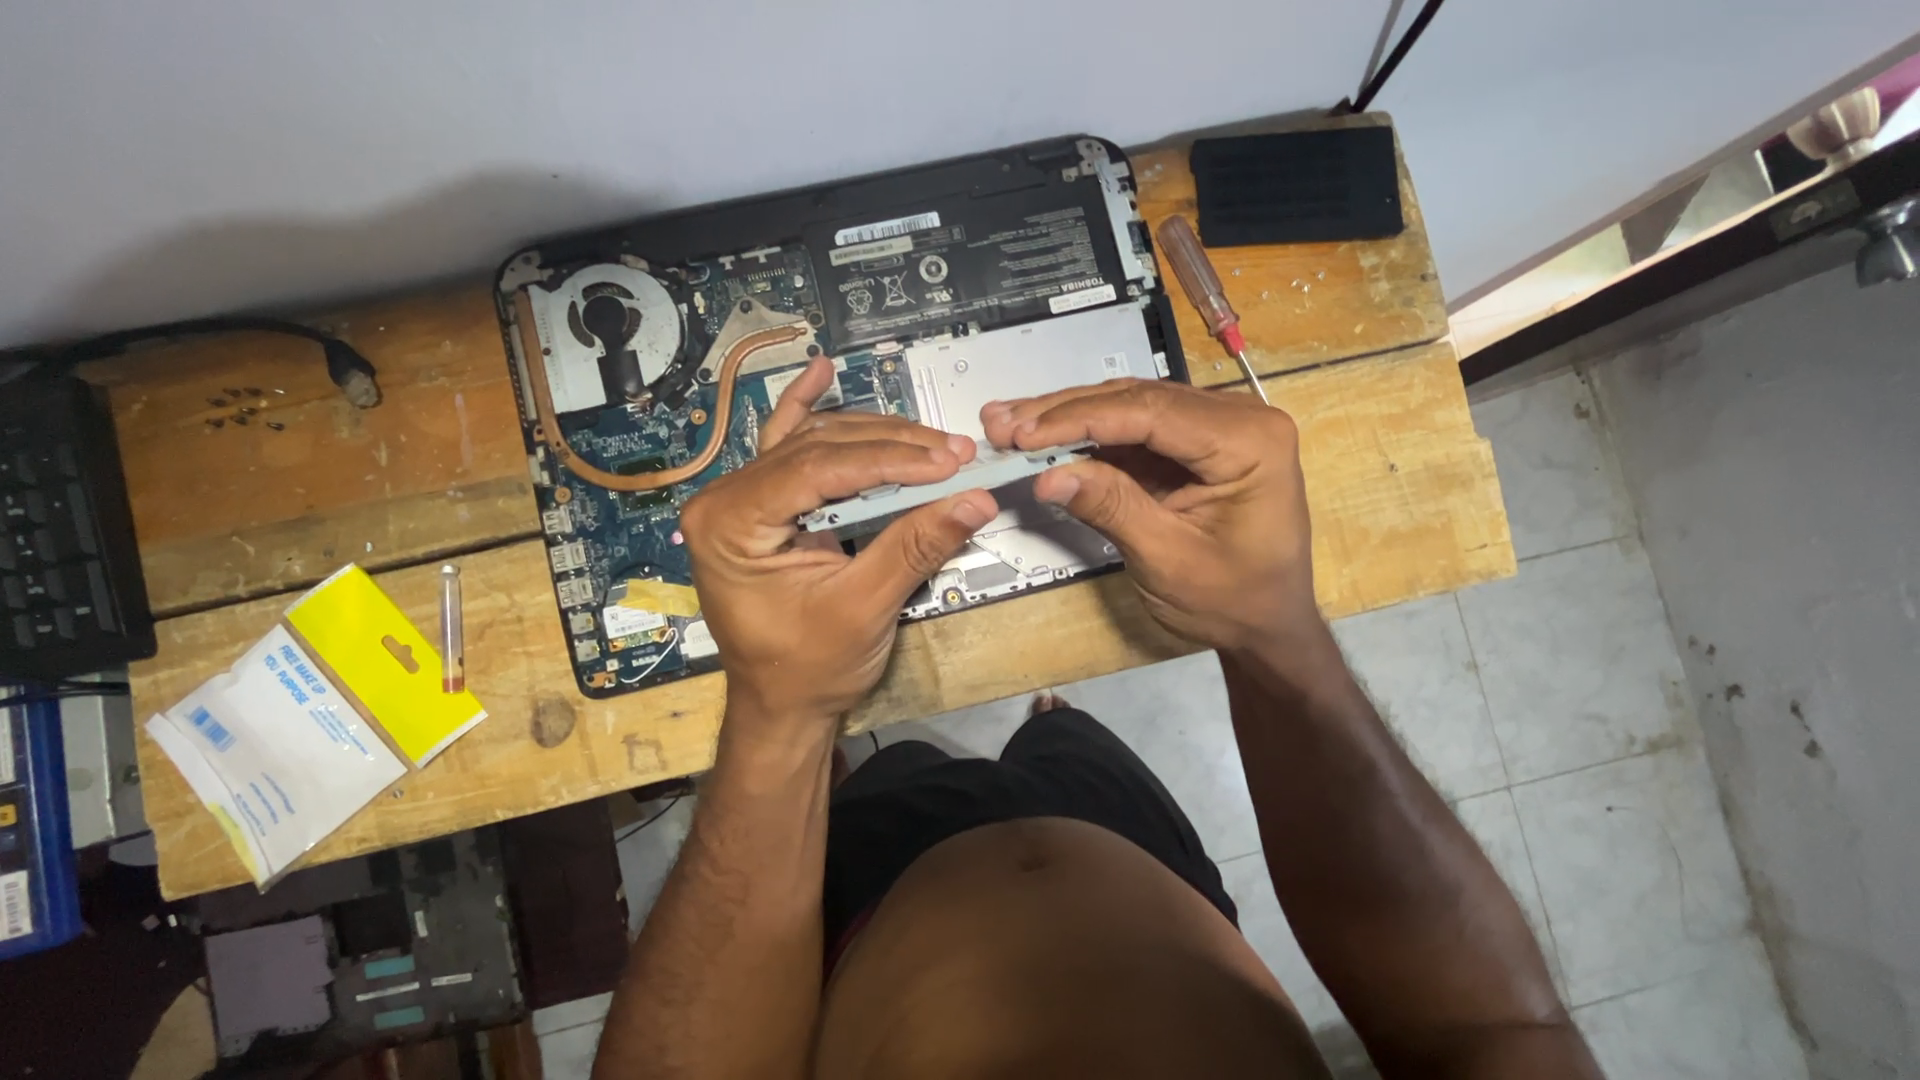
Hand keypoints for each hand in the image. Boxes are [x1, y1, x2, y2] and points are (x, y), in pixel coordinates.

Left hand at [681, 357, 997, 739]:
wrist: (781, 704)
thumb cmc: (810, 668)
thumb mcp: (863, 609)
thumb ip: (914, 546)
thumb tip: (977, 497)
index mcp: (730, 524)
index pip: (817, 467)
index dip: (889, 459)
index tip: (949, 461)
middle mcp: (726, 498)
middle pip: (818, 447)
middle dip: (892, 447)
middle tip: (956, 453)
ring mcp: (741, 498)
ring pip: (814, 441)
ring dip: (876, 437)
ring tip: (933, 442)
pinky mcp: (762, 505)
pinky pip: (787, 445)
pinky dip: (808, 407)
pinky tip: (820, 371)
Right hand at [981, 378, 1315, 652]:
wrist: (1267, 623)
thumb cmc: (1232, 600)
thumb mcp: (1168, 559)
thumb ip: (1112, 508)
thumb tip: (1047, 477)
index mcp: (1249, 442)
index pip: (1151, 412)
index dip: (1079, 419)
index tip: (1021, 434)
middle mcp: (1239, 418)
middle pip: (1137, 399)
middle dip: (1063, 412)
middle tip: (1000, 422)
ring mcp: (1217, 426)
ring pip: (1130, 406)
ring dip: (1068, 417)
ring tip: (1008, 424)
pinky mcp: (1194, 442)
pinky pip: (1134, 428)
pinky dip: (1087, 435)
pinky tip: (1044, 436)